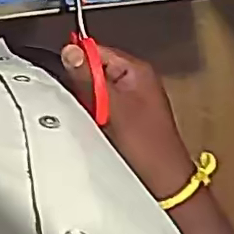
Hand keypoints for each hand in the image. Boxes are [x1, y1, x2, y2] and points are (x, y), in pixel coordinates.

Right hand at [60, 38, 233, 233]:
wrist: (162, 184)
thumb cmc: (147, 147)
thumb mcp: (112, 106)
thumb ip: (89, 76)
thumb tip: (71, 50)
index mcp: (136, 70)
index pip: (94, 49)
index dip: (77, 62)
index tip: (71, 78)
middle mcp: (132, 80)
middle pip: (89, 69)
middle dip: (80, 85)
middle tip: (87, 103)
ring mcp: (126, 98)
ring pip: (89, 89)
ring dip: (85, 102)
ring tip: (94, 118)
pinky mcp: (120, 115)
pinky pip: (94, 105)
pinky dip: (89, 114)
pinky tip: (96, 126)